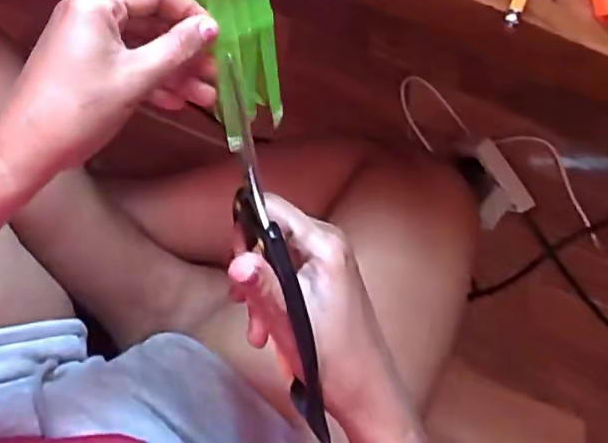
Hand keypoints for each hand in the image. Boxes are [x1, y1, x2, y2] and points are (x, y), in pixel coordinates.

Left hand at [0, 0, 216, 179]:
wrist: (29, 146)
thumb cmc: (82, 105)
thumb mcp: (136, 76)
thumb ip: (177, 48)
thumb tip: (210, 25)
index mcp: (97, 2)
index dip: (191, 14)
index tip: (220, 39)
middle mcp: (88, 11)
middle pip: (148, 21)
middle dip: (184, 50)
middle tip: (216, 75)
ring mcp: (83, 38)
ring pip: (138, 46)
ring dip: (171, 70)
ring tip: (206, 97)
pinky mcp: (81, 62)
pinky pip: (121, 61)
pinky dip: (147, 79)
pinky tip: (175, 102)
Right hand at [229, 196, 419, 436]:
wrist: (370, 402)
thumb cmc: (337, 364)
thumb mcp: (289, 322)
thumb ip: (261, 286)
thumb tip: (237, 262)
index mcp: (324, 244)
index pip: (269, 205)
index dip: (245, 226)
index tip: (238, 261)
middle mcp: (327, 242)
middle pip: (266, 228)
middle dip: (250, 264)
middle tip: (245, 297)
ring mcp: (325, 258)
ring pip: (270, 250)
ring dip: (257, 284)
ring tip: (258, 321)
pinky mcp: (322, 273)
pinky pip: (282, 266)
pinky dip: (268, 290)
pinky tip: (266, 321)